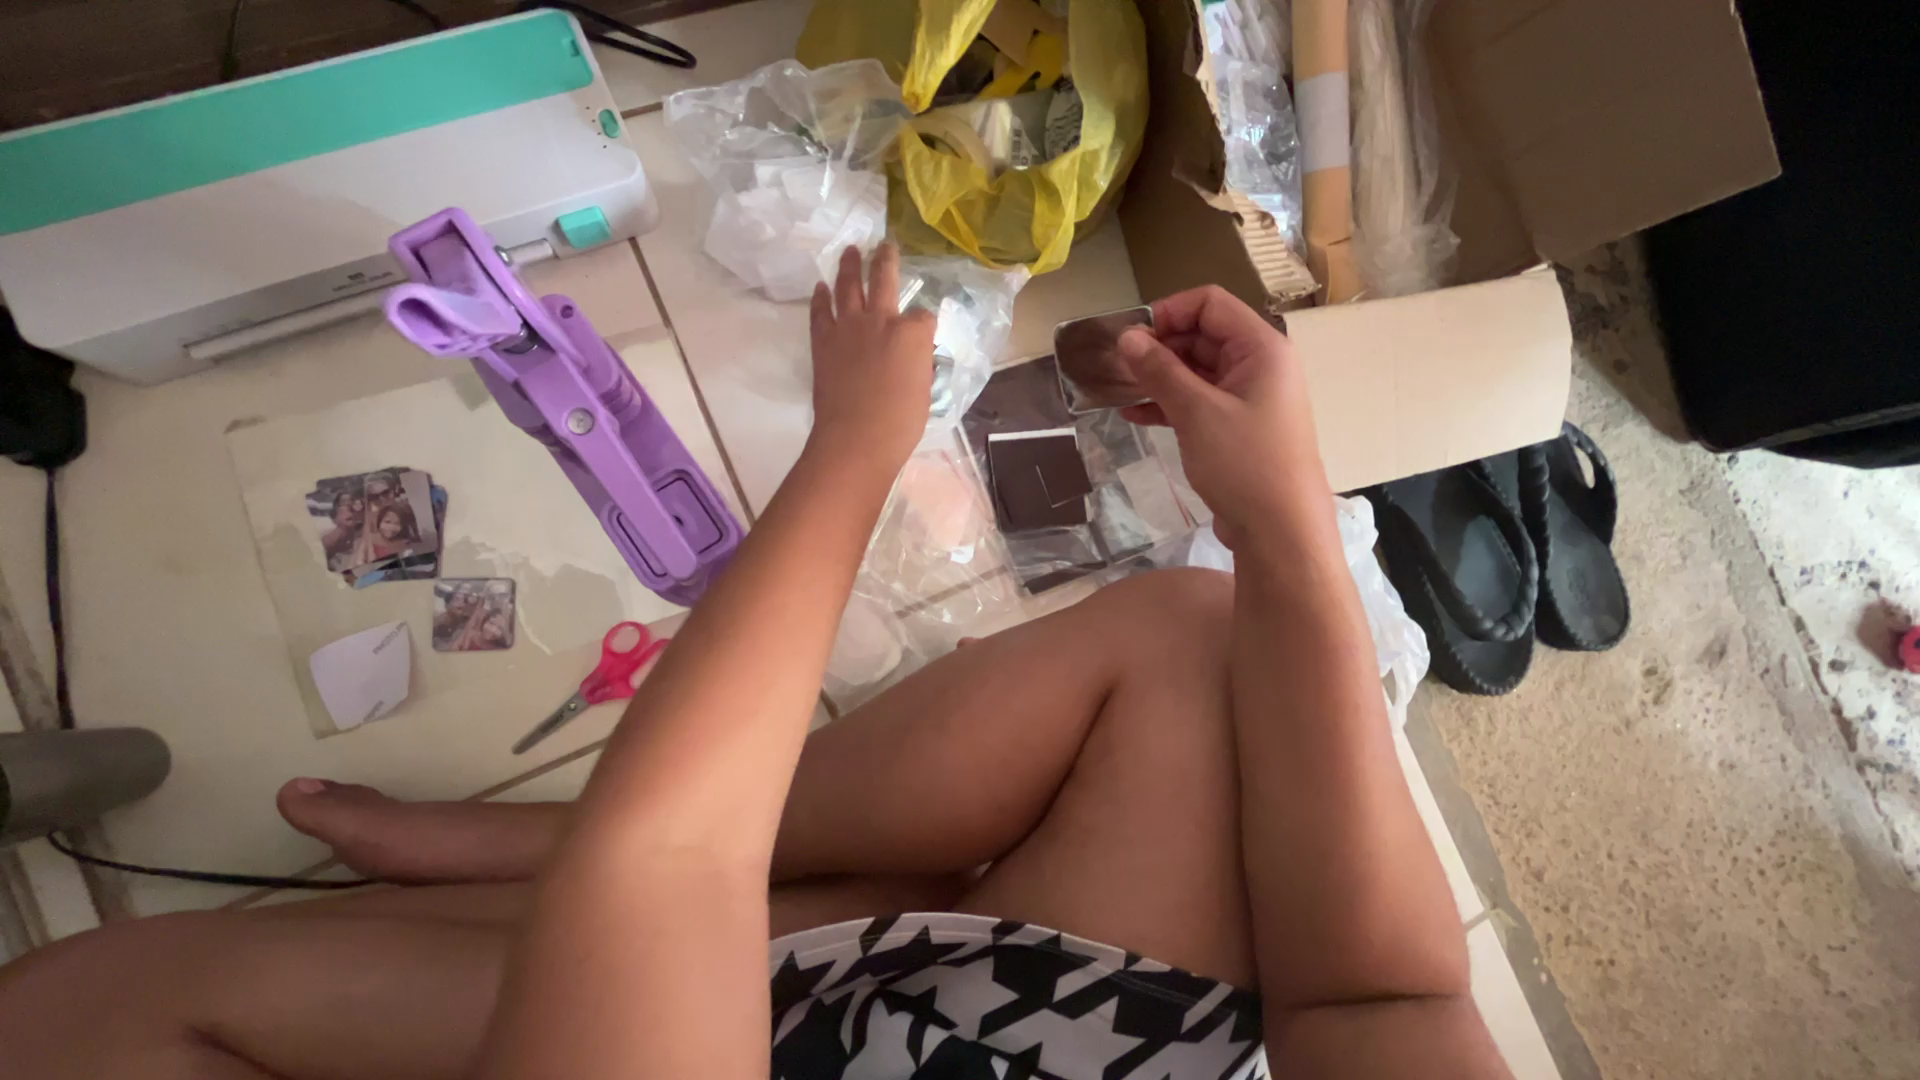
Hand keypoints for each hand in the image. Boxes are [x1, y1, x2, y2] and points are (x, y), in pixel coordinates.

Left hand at [807, 244, 936, 473]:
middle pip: (884, 278)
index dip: (924, 323)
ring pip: (848, 285)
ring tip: (851, 251)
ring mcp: (849, 327)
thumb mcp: (924, 393)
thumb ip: (920, 367)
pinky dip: (821, 297)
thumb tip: (915, 360)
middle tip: (884, 244)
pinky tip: (821, 287)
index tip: (923, 331)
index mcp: (913, 333)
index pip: (924, 315)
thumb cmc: (900, 424)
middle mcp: (882, 319)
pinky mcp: (823, 340)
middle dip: (886, 259)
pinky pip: (821, 311)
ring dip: (849, 266)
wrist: (855, 438)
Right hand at [1118, 286, 1332, 550]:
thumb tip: (1127, 338)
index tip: (1129, 337)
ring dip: (1159, 377)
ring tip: (1118, 390)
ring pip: (1196, 371)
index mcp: (1261, 348)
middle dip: (1158, 347)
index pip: (1210, 304)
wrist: (1280, 529)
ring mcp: (1248, 398)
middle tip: (1116, 366)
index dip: (1167, 312)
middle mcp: (1258, 365)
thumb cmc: (1245, 463)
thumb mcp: (1197, 412)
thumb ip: (1160, 371)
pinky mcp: (1236, 428)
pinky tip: (1134, 415)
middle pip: (1202, 336)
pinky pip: (1198, 401)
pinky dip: (1169, 404)